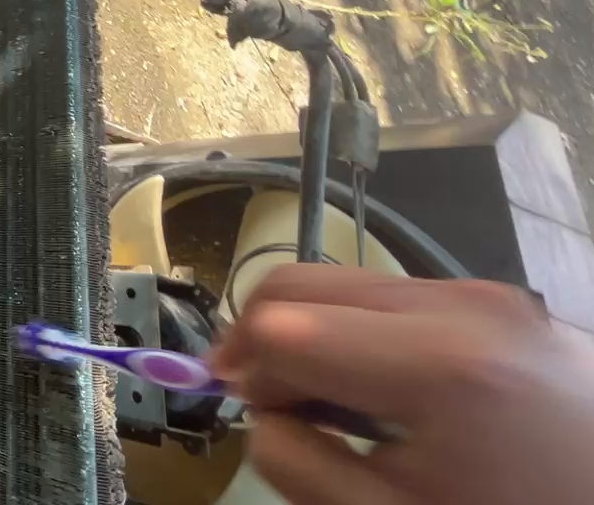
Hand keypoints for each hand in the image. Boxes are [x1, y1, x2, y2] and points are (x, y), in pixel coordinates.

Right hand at [210, 264, 593, 504]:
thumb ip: (293, 460)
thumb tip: (263, 406)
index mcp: (443, 363)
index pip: (277, 330)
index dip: (240, 367)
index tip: (241, 406)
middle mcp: (463, 305)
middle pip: (297, 286)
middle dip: (259, 335)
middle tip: (261, 390)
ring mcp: (489, 296)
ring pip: (335, 284)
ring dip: (306, 329)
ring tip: (328, 391)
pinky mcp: (504, 304)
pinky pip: (387, 295)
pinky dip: (356, 328)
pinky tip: (385, 385)